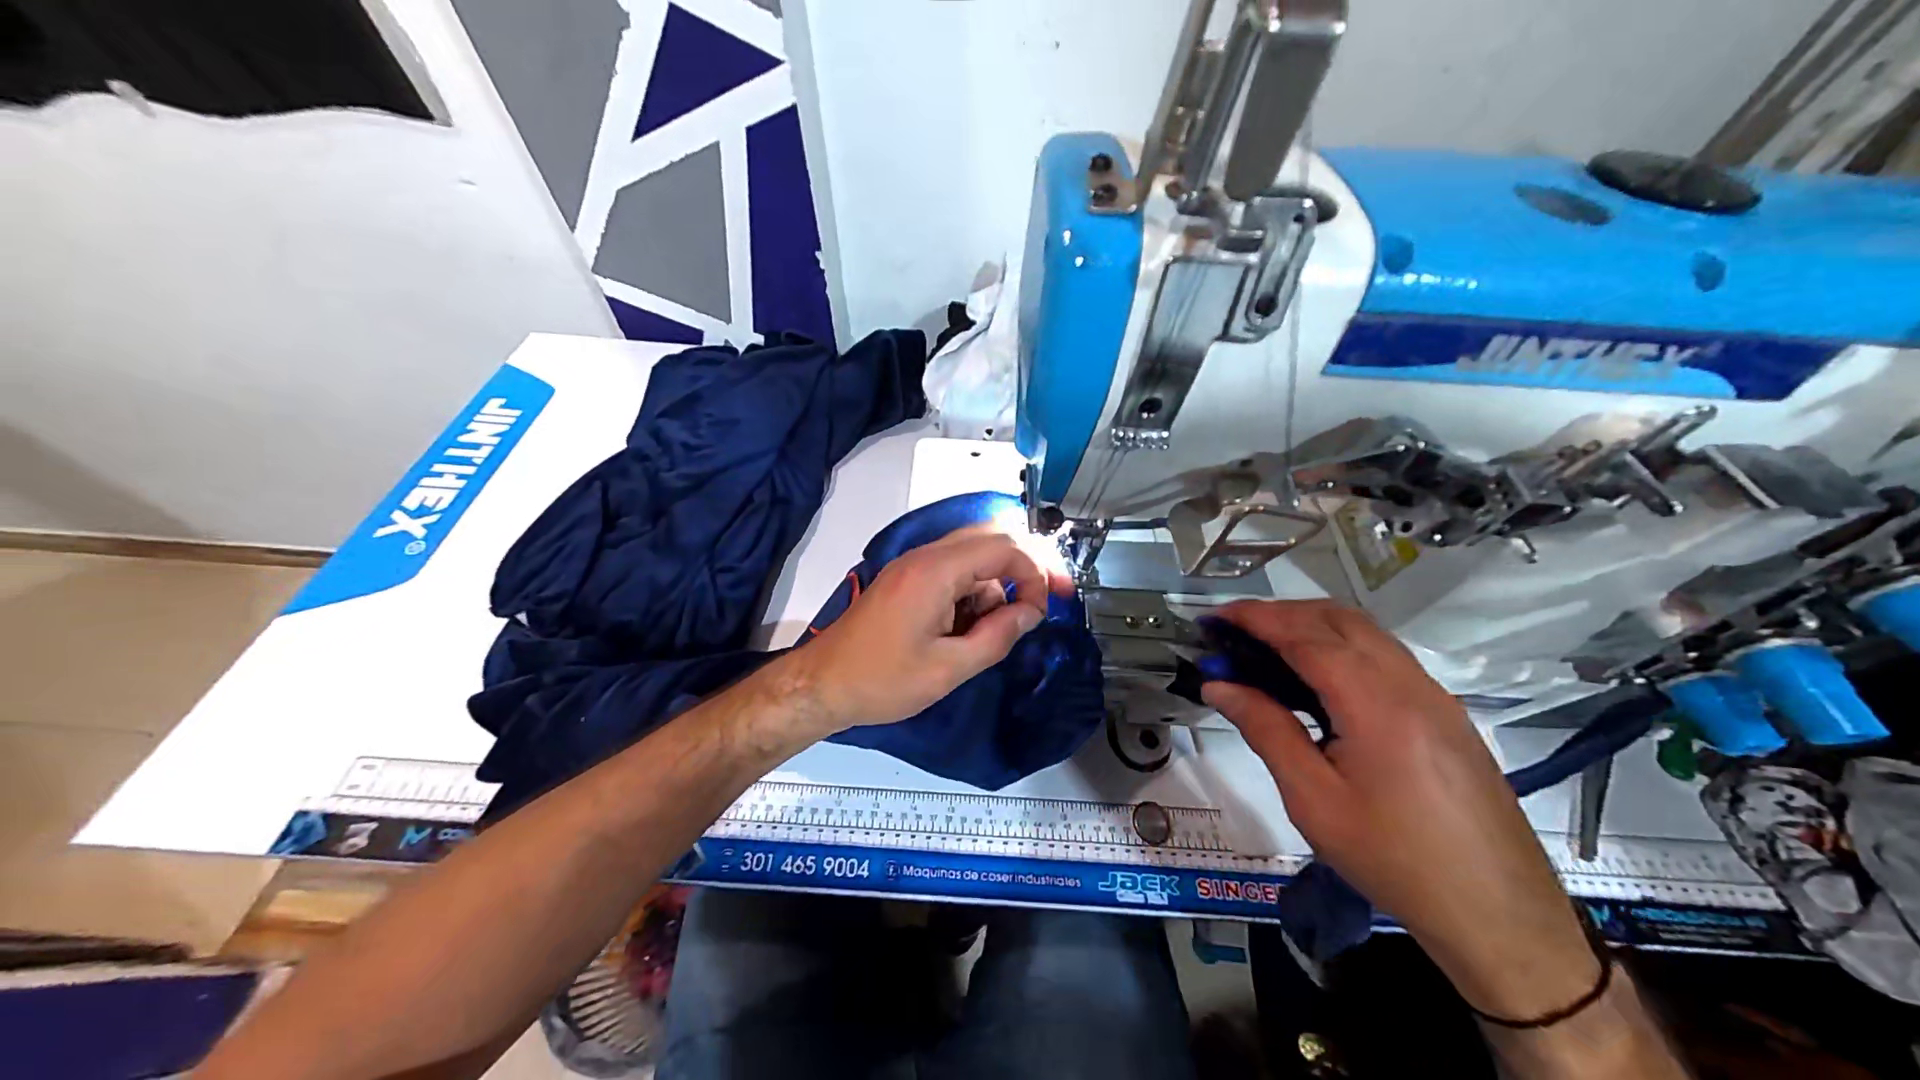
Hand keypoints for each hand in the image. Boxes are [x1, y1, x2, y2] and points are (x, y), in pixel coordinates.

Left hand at [779, 529, 1073, 736]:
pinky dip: (971, 595)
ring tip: (992, 634)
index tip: (1044, 610)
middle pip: (989, 543)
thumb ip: (998, 637)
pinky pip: (952, 574)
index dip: (1035, 573)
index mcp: (935, 571)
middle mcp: (924, 558)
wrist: (821, 685)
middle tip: (1042, 605)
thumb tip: (1030, 613)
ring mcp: (912, 567)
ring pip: (972, 559)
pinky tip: (967, 631)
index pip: (1003, 547)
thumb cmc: (881, 681)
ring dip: (994, 588)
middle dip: (1023, 571)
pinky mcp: (905, 582)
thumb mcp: (949, 669)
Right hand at [1201, 600, 1600, 1019]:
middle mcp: (1411, 685)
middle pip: (1339, 620)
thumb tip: (1219, 685)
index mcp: (1377, 704)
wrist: (1497, 913)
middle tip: (1234, 631)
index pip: (1307, 637)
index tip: (1215, 618)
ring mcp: (1434, 696)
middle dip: (1282, 613)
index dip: (1257, 619)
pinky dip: (1341, 647)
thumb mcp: (1313, 800)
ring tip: (1265, 648)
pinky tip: (1316, 678)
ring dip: (1312, 626)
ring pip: (1366, 634)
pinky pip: (1385, 657)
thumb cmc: (1393, 858)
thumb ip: (1265, 730)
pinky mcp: (1444, 713)